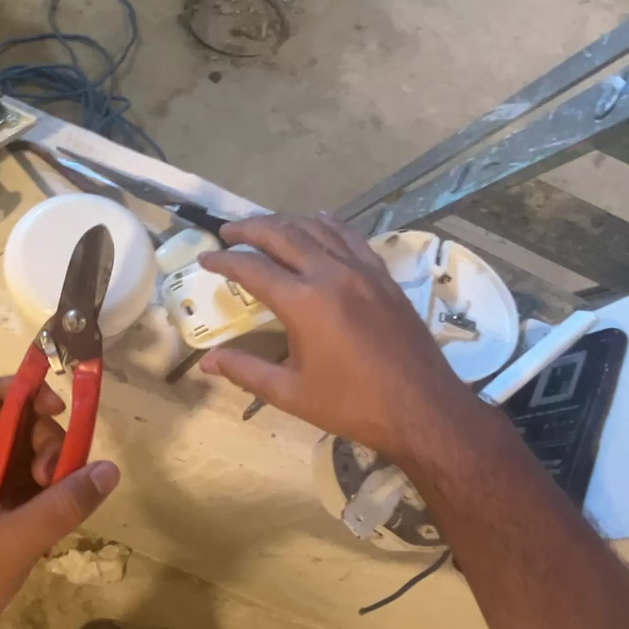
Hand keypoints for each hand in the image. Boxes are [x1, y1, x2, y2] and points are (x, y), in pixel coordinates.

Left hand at [0, 377, 120, 628]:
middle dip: (45, 444)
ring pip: (20, 456)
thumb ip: (65, 503)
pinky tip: (48, 524)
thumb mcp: (18, 540)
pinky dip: (39, 495)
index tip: (63, 413)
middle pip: (14, 424)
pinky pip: (18, 485)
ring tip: (53, 511)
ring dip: (46, 473)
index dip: (29, 393)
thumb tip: (109, 470)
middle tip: (55, 482)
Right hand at [198, 213, 481, 454]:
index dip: (224, 262)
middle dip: (250, 229)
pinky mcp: (384, 278)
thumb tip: (208, 362)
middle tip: (227, 231)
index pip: (253, 269)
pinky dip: (330, 226)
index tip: (205, 260)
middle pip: (284, 235)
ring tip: (264, 226)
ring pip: (318, 230)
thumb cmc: (352, 405)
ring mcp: (363, 272)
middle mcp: (332, 275)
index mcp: (304, 303)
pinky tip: (320, 221)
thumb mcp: (290, 392)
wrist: (422, 408)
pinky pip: (352, 239)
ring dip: (286, 223)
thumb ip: (246, 371)